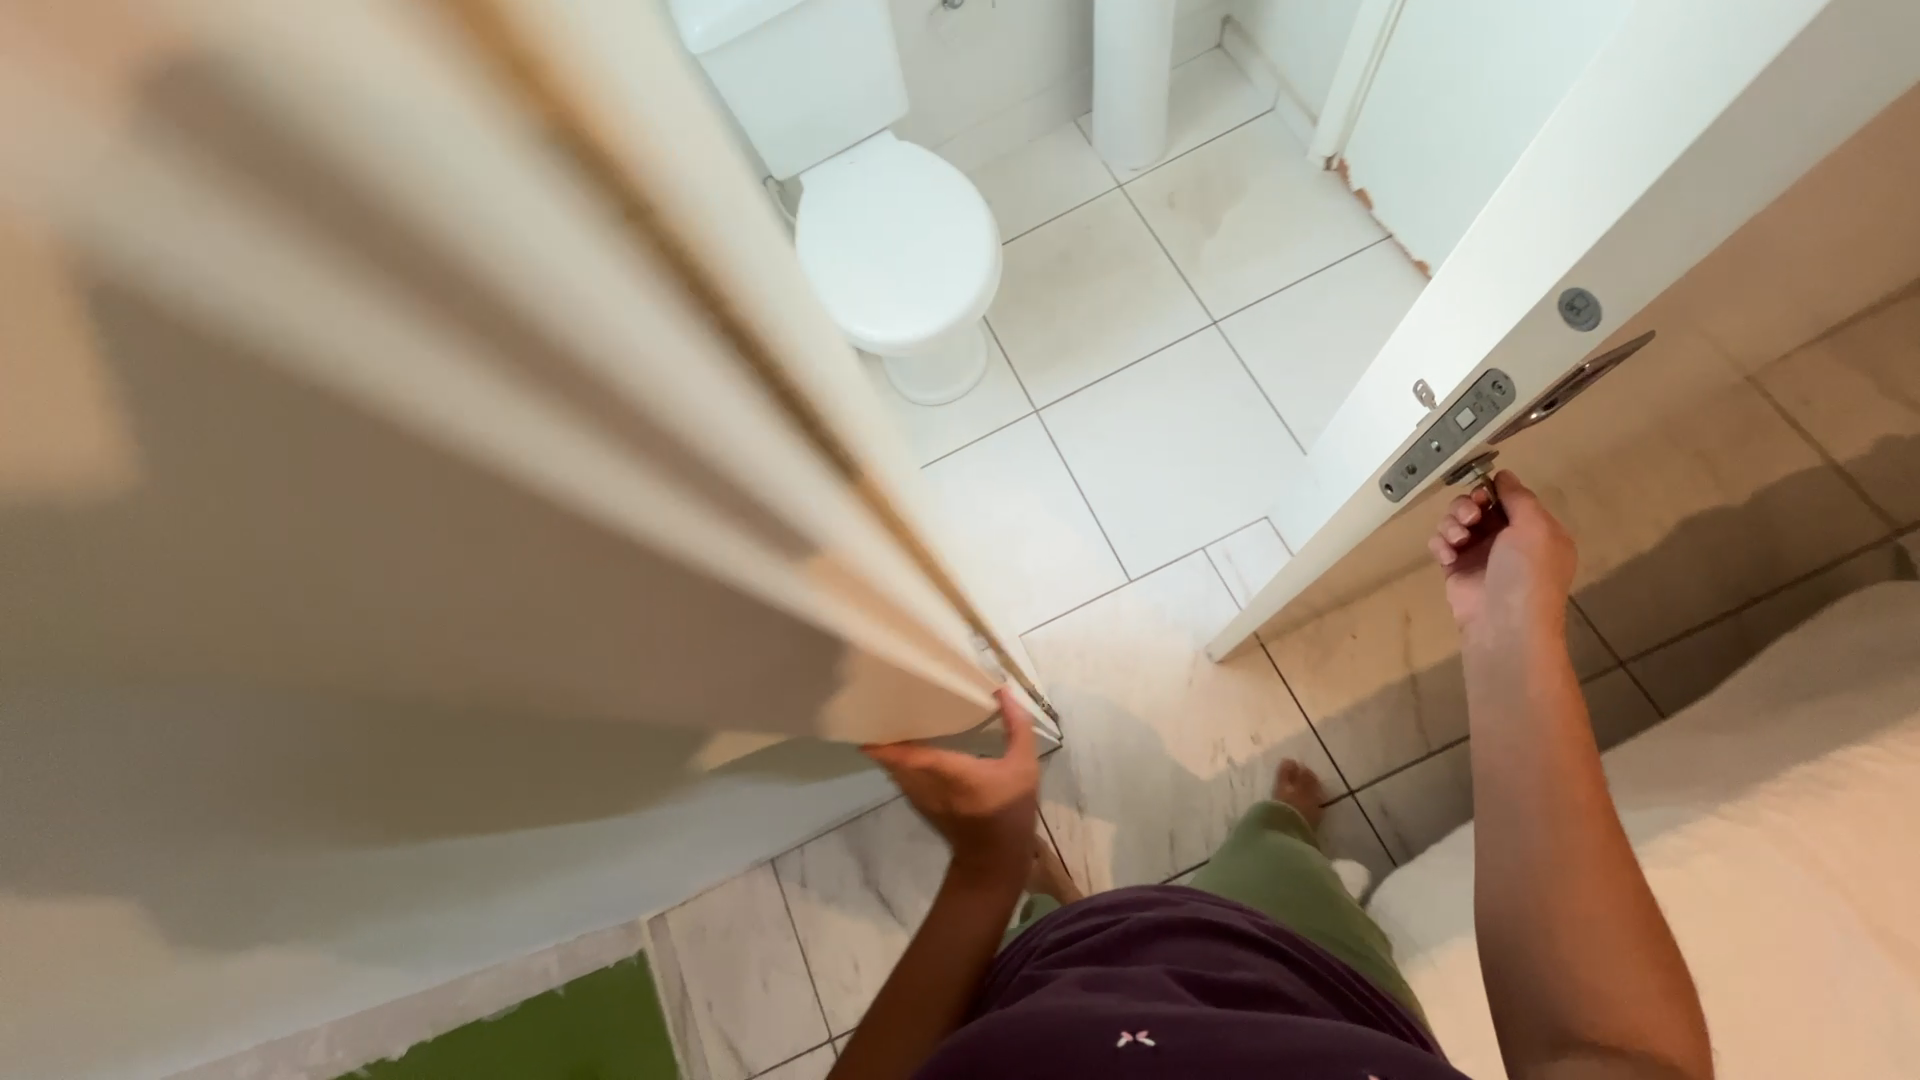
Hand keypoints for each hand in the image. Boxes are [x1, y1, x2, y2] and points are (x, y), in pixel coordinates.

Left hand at [863, 688, 1039, 882]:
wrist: (996, 859)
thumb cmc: (1010, 810)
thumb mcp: (1024, 766)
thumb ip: (1017, 727)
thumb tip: (1003, 691)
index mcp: (951, 772)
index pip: (910, 756)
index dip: (886, 744)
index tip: (871, 720)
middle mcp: (928, 785)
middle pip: (894, 759)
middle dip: (882, 737)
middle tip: (877, 706)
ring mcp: (921, 797)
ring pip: (894, 770)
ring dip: (887, 750)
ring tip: (885, 720)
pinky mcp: (920, 805)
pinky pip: (901, 778)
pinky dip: (896, 762)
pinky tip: (903, 746)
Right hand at [1428, 471, 1575, 641]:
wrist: (1503, 621)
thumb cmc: (1527, 573)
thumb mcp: (1535, 528)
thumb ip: (1518, 497)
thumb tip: (1503, 474)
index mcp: (1534, 529)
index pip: (1508, 498)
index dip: (1491, 491)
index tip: (1482, 494)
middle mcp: (1507, 539)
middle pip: (1477, 506)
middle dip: (1467, 506)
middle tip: (1469, 519)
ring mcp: (1479, 554)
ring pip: (1455, 521)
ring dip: (1451, 524)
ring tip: (1457, 540)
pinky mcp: (1455, 567)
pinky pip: (1440, 543)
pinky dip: (1440, 544)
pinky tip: (1447, 555)